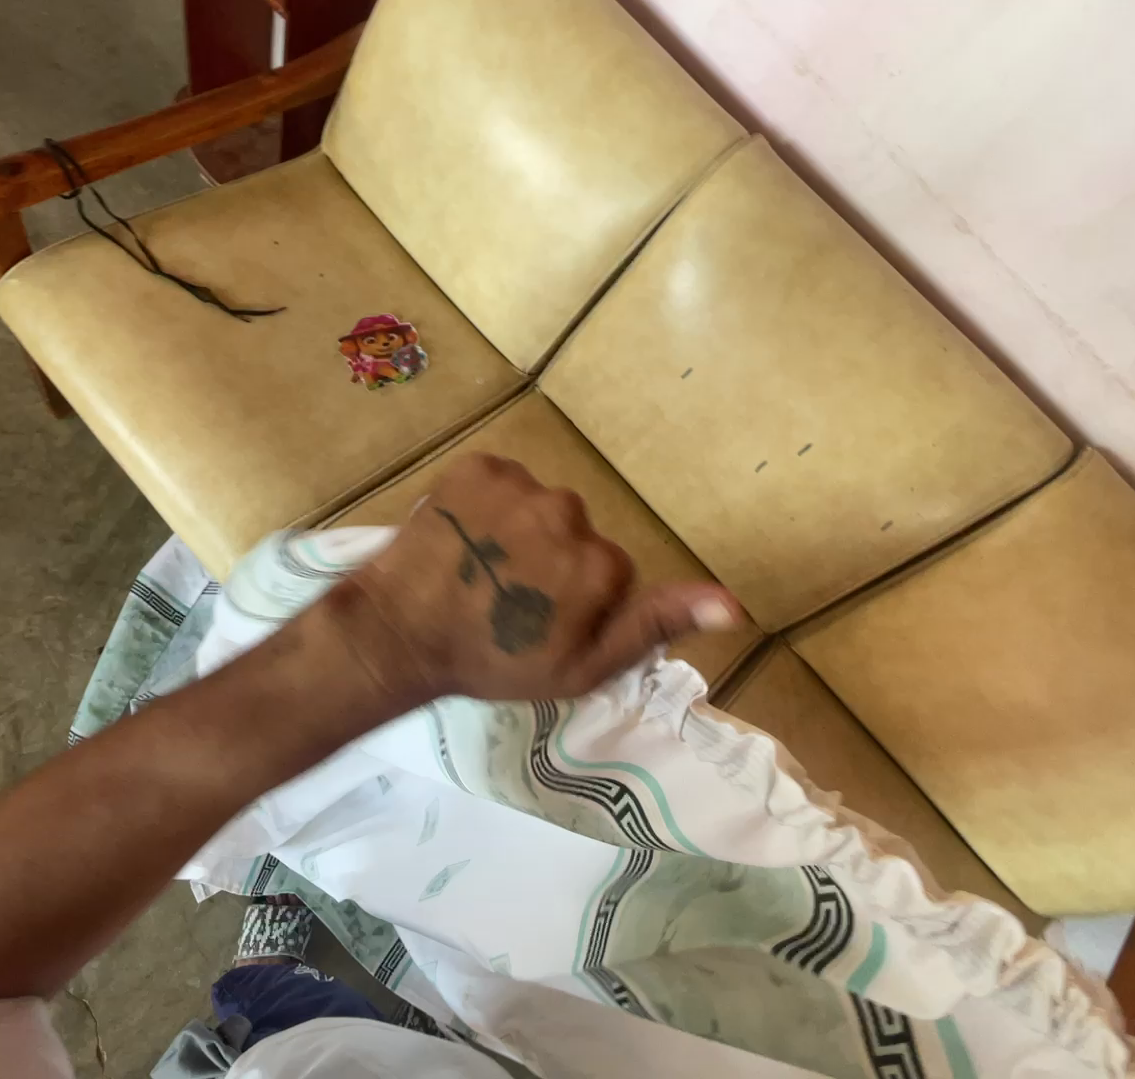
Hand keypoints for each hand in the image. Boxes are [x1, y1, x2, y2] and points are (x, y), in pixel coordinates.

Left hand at [335, 453, 741, 702]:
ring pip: (535, 505)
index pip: (607, 570)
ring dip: (515, 530)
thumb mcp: (581, 668)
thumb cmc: (492, 662)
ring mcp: (520, 484)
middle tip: (504, 598)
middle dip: (548, 561)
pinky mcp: (477, 466)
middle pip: (573, 533)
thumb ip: (654, 627)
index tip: (538, 621)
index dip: (575, 599)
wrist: (401, 632)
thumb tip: (733, 603)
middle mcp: (571, 512)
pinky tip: (462, 538)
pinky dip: (484, 504)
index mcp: (602, 564)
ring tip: (478, 569)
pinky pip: (498, 482)